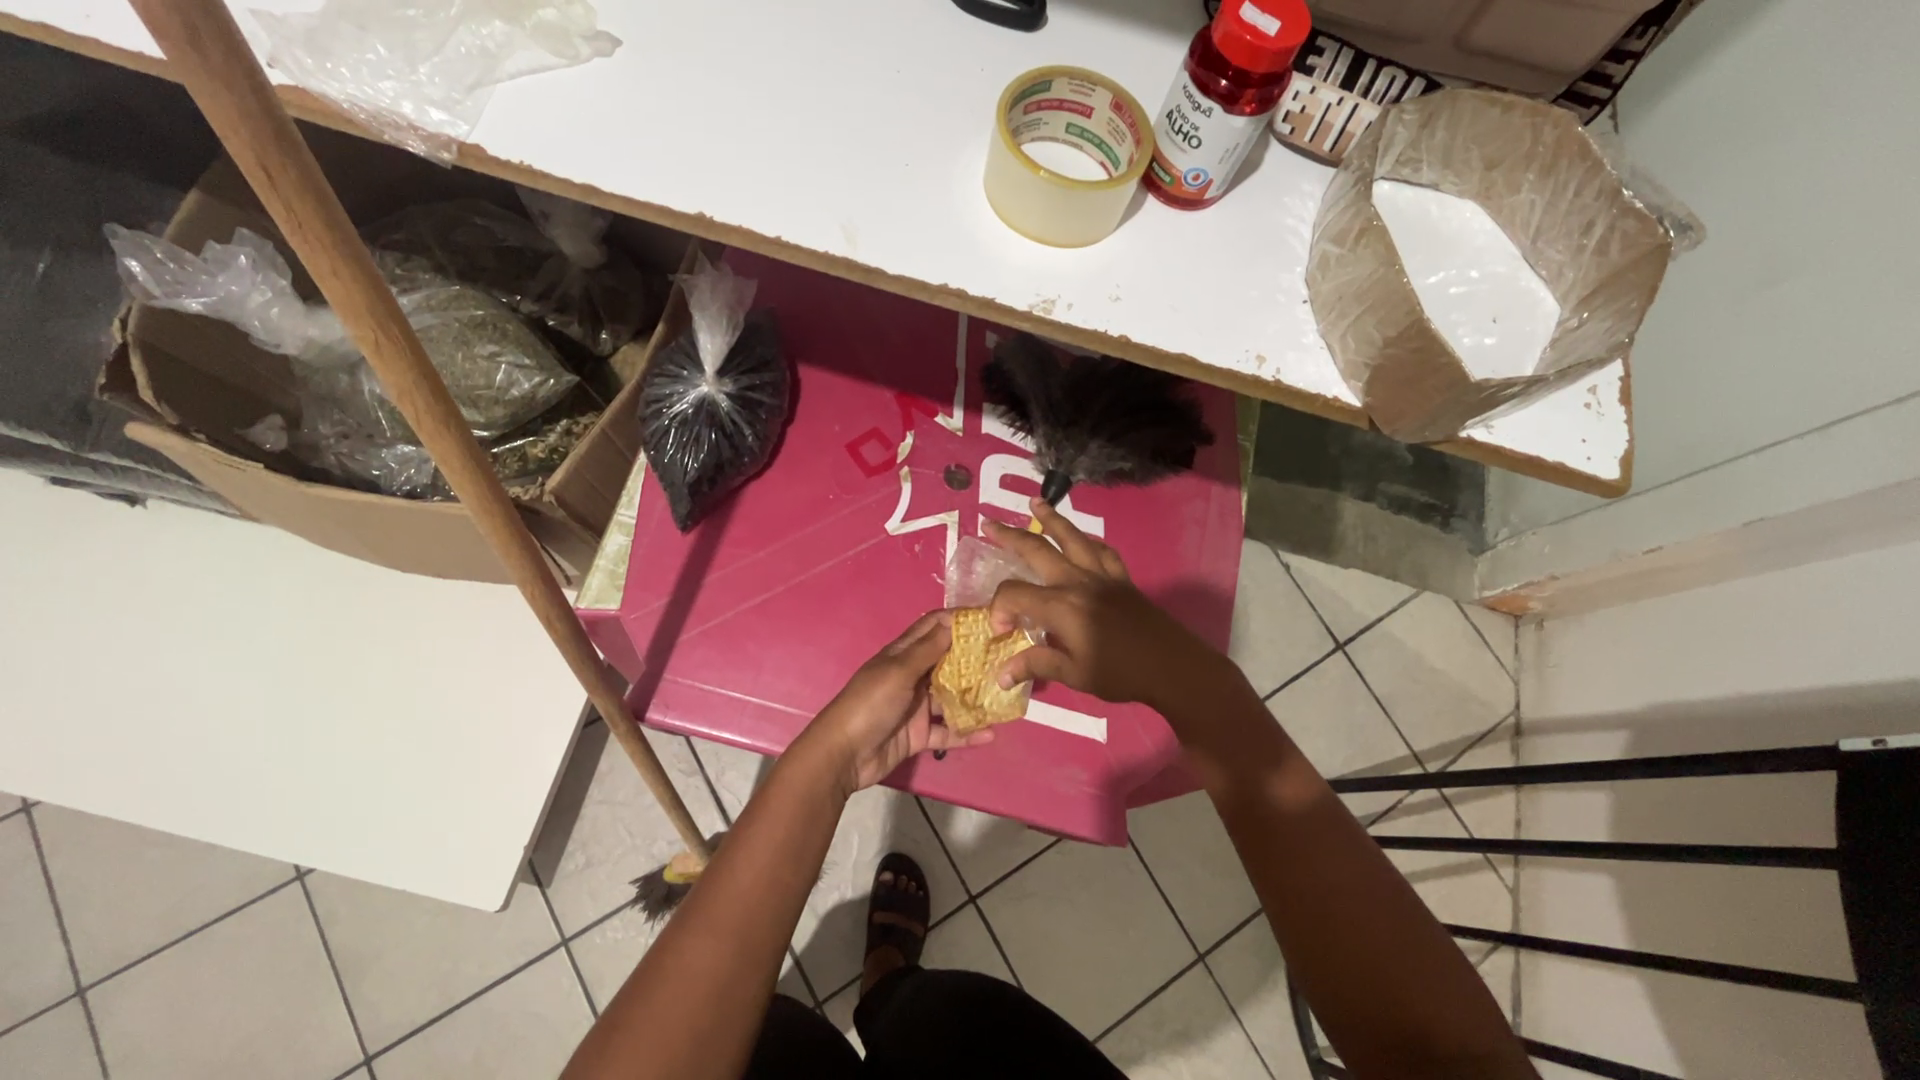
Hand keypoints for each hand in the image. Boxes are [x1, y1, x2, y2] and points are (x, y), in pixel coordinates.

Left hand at [795, 610, 996, 797]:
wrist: (843, 754)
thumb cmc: (869, 704)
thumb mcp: (898, 672)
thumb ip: (927, 650)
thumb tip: (953, 622)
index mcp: (902, 655)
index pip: (933, 628)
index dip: (958, 621)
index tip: (990, 618)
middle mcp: (912, 677)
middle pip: (948, 663)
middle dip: (975, 659)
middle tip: (1008, 655)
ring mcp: (916, 707)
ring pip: (952, 698)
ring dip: (976, 697)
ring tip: (1006, 694)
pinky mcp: (919, 735)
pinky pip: (949, 731)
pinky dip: (967, 733)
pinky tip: (991, 733)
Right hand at [985, 498, 1228, 709]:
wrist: (1173, 667)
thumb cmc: (1120, 674)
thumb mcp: (1073, 674)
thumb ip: (1036, 665)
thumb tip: (1000, 675)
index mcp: (1062, 606)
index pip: (1015, 594)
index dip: (999, 609)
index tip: (1000, 631)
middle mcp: (1078, 581)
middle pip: (1038, 549)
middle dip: (1010, 536)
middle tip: (989, 523)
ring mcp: (1102, 576)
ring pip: (1072, 538)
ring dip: (1052, 519)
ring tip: (1036, 501)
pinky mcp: (1122, 579)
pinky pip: (1102, 550)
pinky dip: (1088, 540)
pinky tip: (1082, 538)